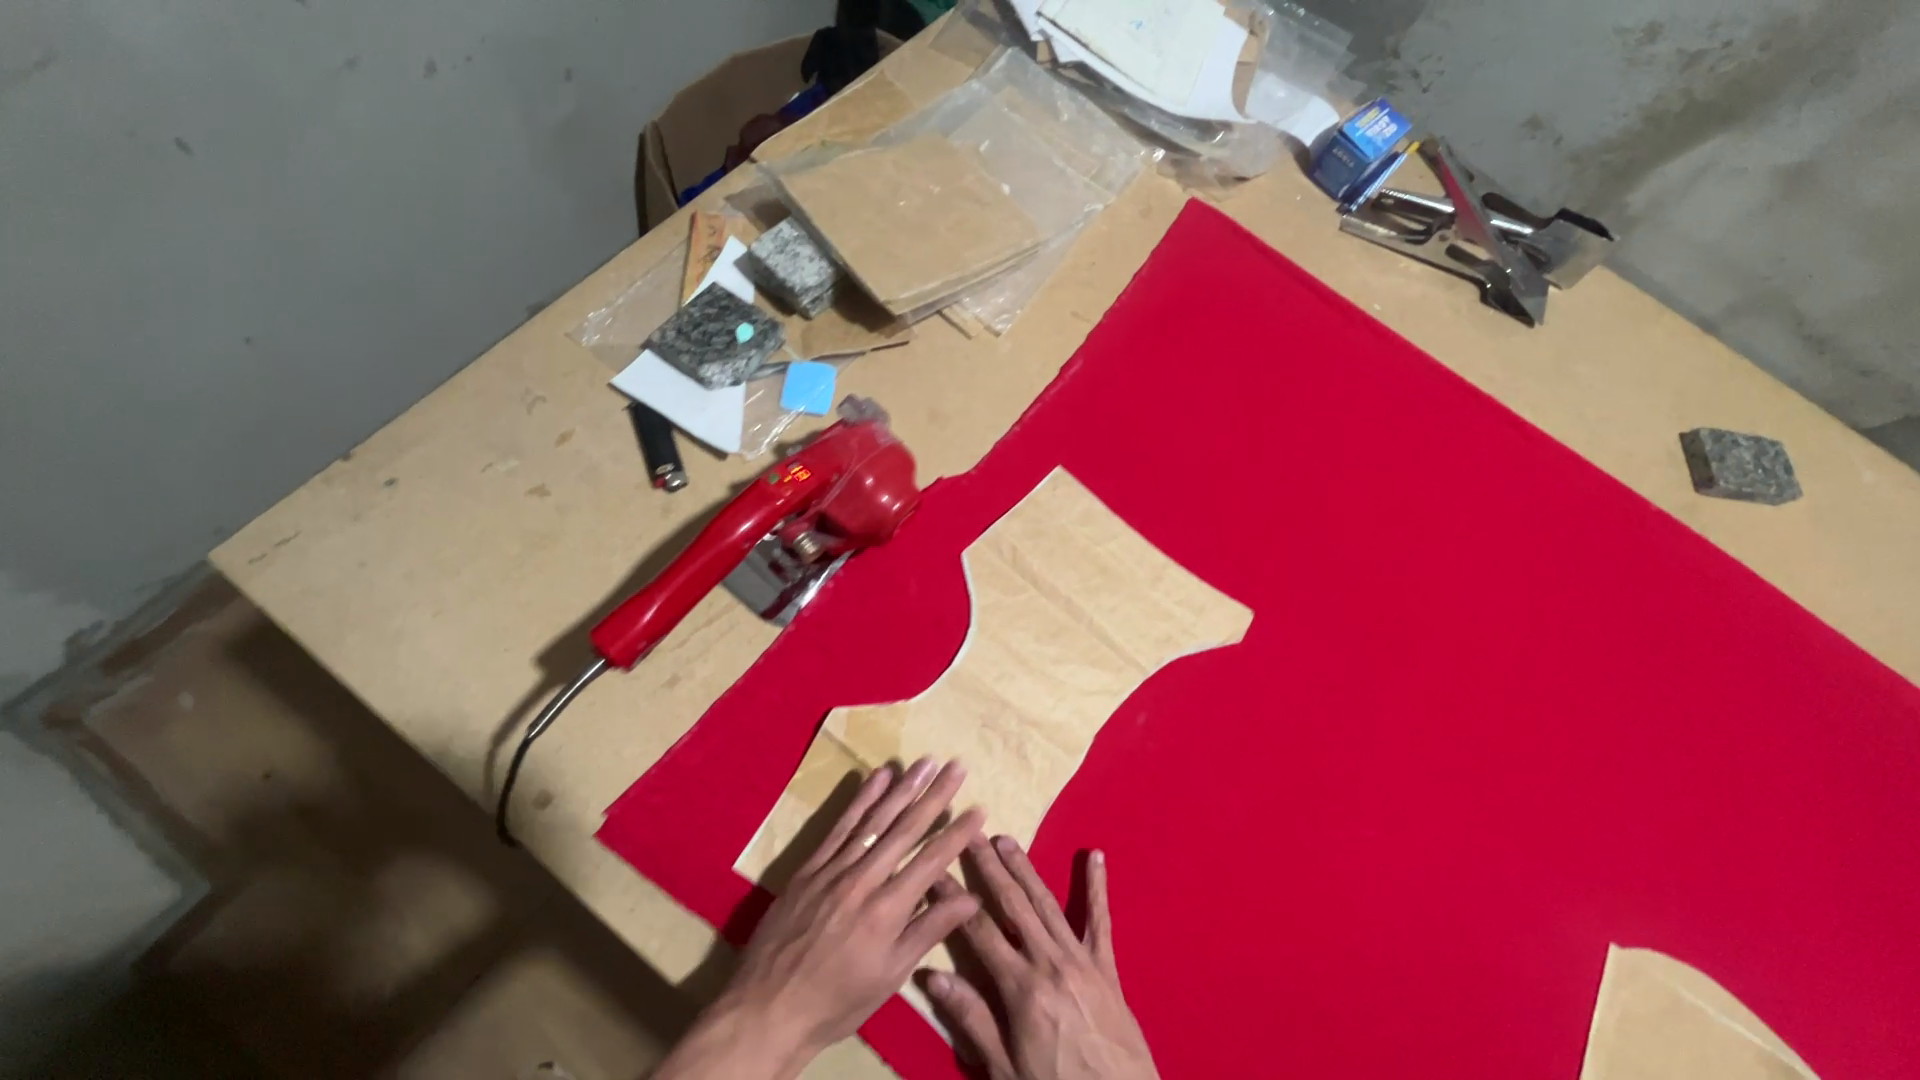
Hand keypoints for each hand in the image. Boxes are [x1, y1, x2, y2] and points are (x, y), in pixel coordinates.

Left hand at [652, 757, 983, 1079]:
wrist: (767, 1008)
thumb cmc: (837, 1001)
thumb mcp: (890, 976)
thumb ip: (929, 930)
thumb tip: (971, 898)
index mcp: (887, 911)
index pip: (931, 861)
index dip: (956, 833)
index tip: (978, 808)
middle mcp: (862, 880)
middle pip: (905, 830)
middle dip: (934, 796)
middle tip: (956, 766)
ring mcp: (832, 869)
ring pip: (873, 820)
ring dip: (901, 788)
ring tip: (923, 762)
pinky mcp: (809, 867)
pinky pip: (839, 826)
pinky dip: (860, 800)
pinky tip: (876, 778)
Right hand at [926, 836, 1158, 1079]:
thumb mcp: (1005, 1069)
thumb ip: (971, 1020)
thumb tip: (931, 976)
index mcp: (1020, 988)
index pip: (978, 930)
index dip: (954, 898)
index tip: (935, 868)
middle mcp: (1049, 963)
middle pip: (1012, 905)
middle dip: (989, 867)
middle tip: (971, 834)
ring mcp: (1081, 961)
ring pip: (1047, 904)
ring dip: (1025, 869)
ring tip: (1006, 840)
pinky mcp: (1108, 968)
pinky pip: (1101, 921)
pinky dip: (1097, 887)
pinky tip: (1096, 856)